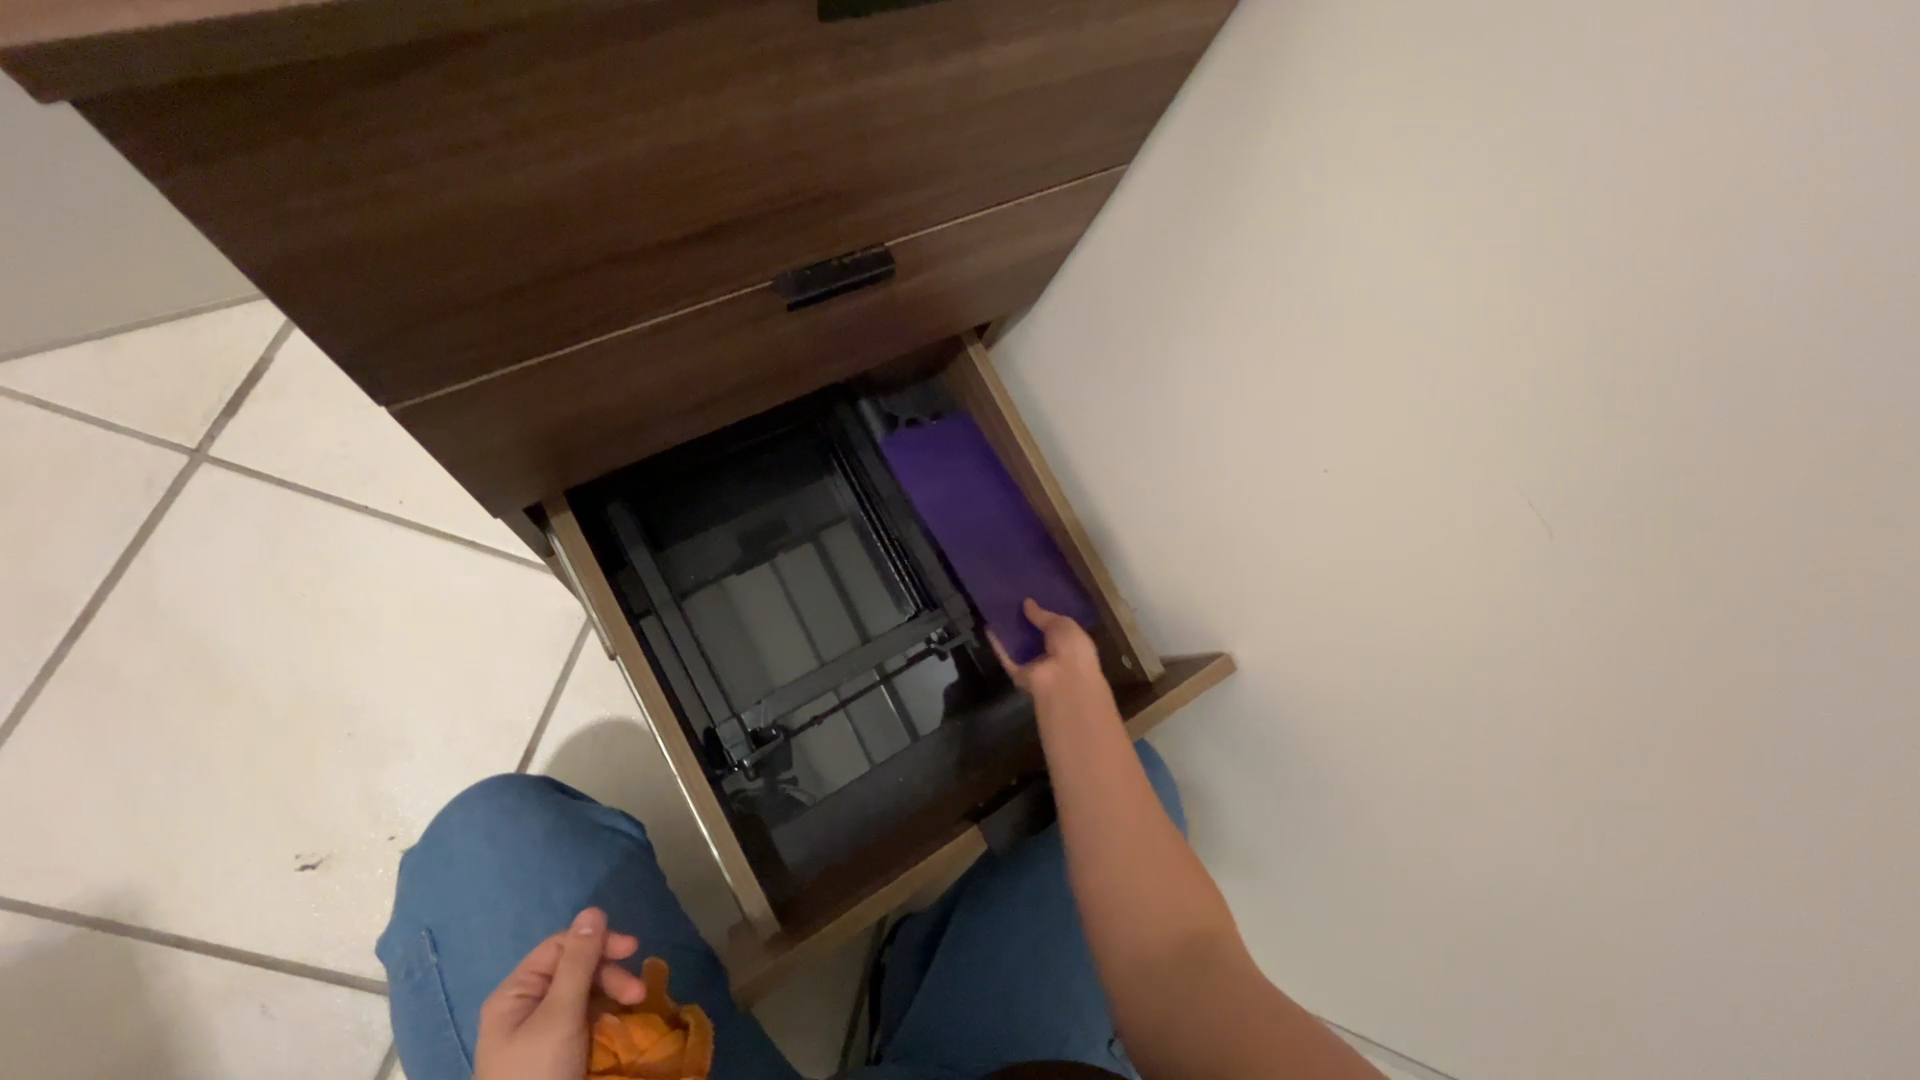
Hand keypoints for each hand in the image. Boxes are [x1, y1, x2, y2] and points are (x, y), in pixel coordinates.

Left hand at [473, 907, 646, 1079]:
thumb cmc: (538, 1073)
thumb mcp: (560, 1015)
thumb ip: (578, 962)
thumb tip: (593, 909)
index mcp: (516, 992)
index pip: (561, 946)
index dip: (598, 942)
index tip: (634, 949)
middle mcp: (526, 1005)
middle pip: (575, 969)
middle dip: (609, 974)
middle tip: (637, 994)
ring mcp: (542, 1030)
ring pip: (584, 993)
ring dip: (612, 994)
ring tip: (635, 1007)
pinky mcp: (558, 1050)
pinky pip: (586, 1018)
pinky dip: (606, 1015)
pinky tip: (622, 1021)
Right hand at [990, 598, 1115, 713]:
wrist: (1064, 680)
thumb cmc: (1072, 649)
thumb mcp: (1062, 624)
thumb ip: (1043, 614)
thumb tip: (1027, 602)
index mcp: (1070, 643)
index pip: (1055, 627)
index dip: (1044, 614)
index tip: (1031, 598)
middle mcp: (1052, 655)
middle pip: (1035, 637)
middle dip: (1024, 621)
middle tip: (1011, 601)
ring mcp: (1035, 666)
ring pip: (1019, 647)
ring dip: (1009, 632)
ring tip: (997, 610)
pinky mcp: (1019, 674)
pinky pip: (1007, 657)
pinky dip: (998, 644)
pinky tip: (989, 627)